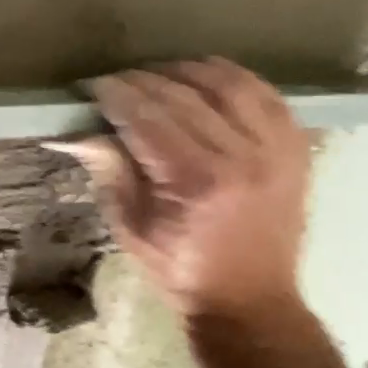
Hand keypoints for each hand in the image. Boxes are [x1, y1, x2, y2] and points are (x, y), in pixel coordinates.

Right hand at [52, 58, 310, 317]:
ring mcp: (276, 151)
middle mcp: (242, 157)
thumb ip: (108, 169)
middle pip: (185, 95)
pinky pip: (268, 98)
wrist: (249, 296)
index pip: (147, 115)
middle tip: (112, 82)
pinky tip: (206, 80)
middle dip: (142, 80)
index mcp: (194, 179)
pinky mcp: (296, 151)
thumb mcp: (126, 222)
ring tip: (157, 74)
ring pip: (231, 86)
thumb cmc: (176, 264)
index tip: (88, 86)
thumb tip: (71, 133)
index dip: (114, 94)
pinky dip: (235, 80)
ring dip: (188, 71)